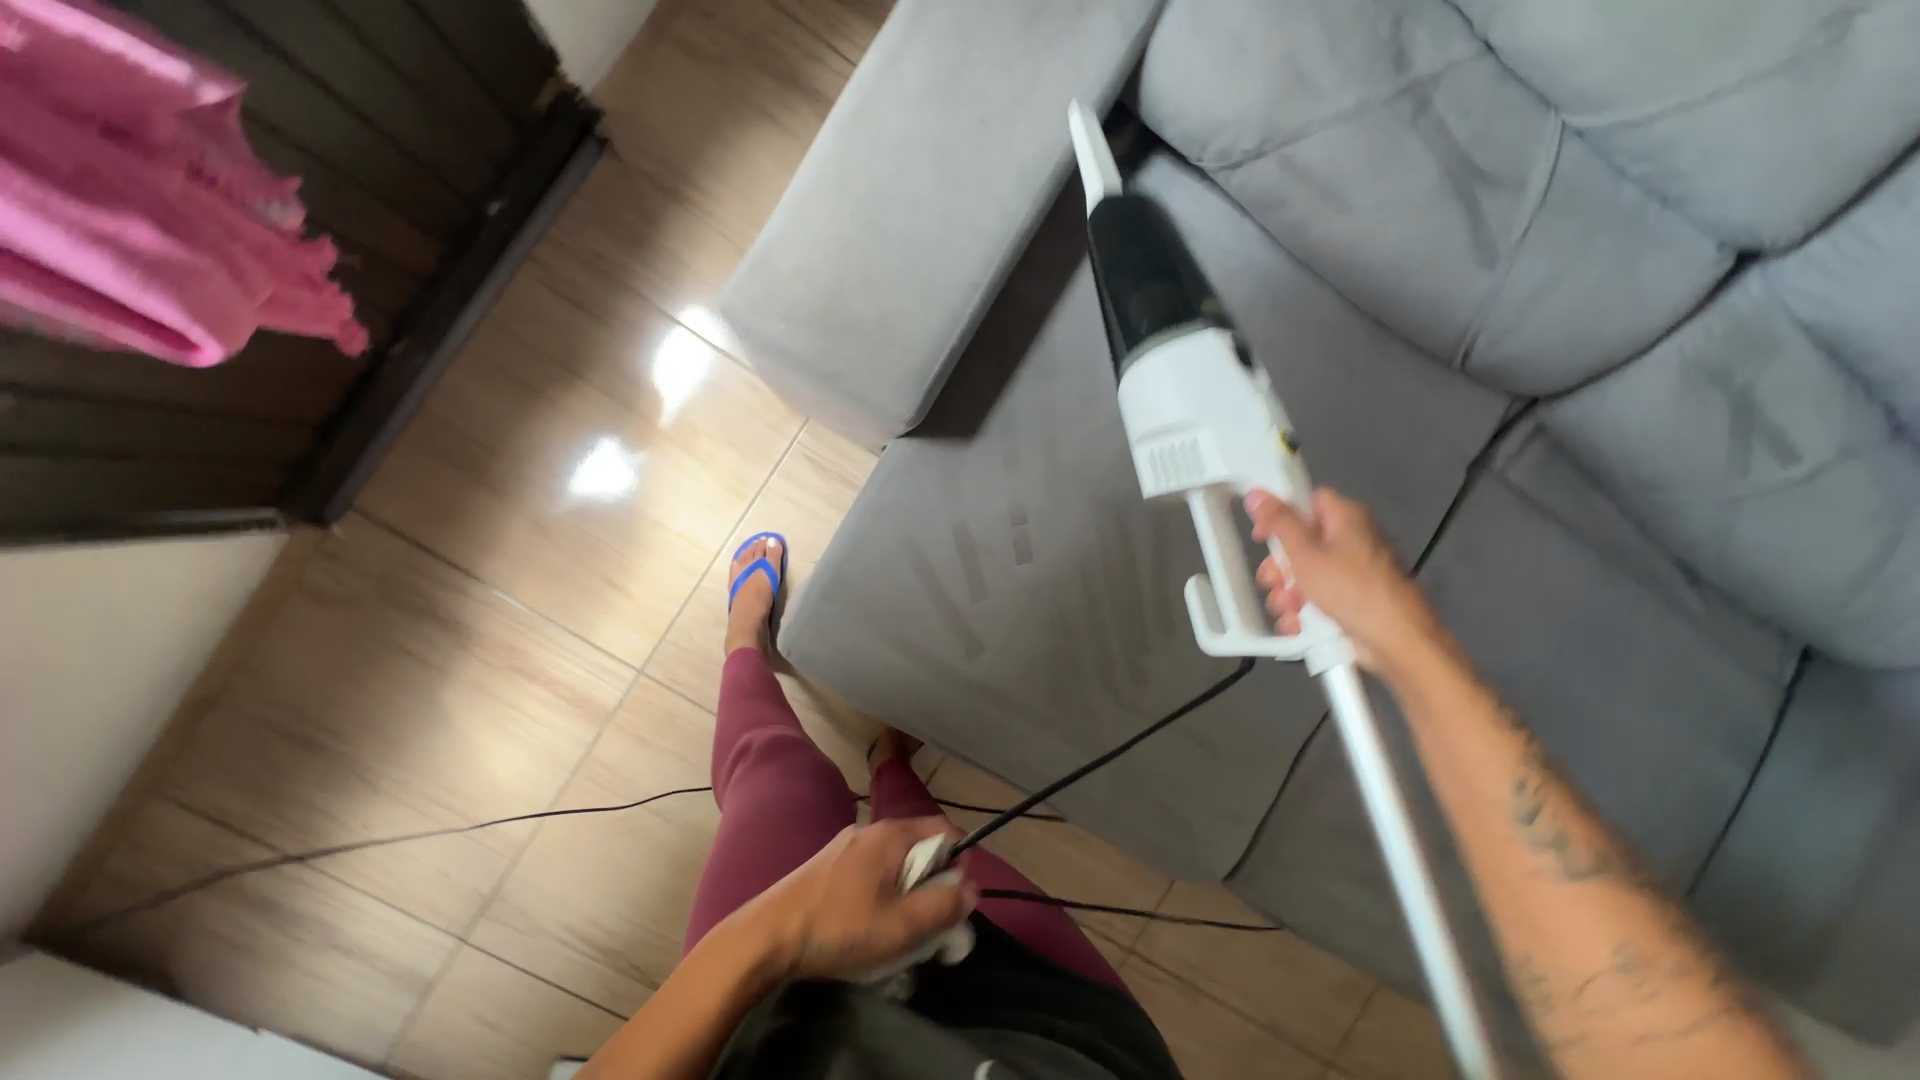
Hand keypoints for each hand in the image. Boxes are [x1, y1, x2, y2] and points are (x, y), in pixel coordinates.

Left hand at [742, 817, 978, 981]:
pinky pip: (870, 873)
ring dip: (904, 895)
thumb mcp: (902, 926)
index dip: (959, 864)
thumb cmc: (840, 928)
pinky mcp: (827, 865)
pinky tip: (864, 928)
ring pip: (894, 865)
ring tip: (894, 933)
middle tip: (925, 925)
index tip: (953, 902)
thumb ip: (944, 905)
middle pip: (920, 849)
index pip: (946, 832)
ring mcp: (845, 846)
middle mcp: (870, 830)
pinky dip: (879, 896)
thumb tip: (971, 889)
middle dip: (931, 886)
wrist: (766, 937)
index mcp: (892, 835)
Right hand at [1246, 487, 1445, 674]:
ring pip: (1307, 574)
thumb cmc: (1349, 588)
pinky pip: (1319, 596)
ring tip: (1287, 609)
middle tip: (1272, 581)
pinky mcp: (1353, 600)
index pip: (1308, 501)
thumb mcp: (1305, 553)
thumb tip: (1258, 493)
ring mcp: (1353, 572)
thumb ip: (1279, 522)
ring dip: (1288, 592)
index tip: (1262, 536)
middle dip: (1281, 567)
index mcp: (1346, 518)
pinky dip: (1304, 609)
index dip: (1281, 515)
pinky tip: (1296, 623)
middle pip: (1303, 542)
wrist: (1393, 639)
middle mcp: (1352, 540)